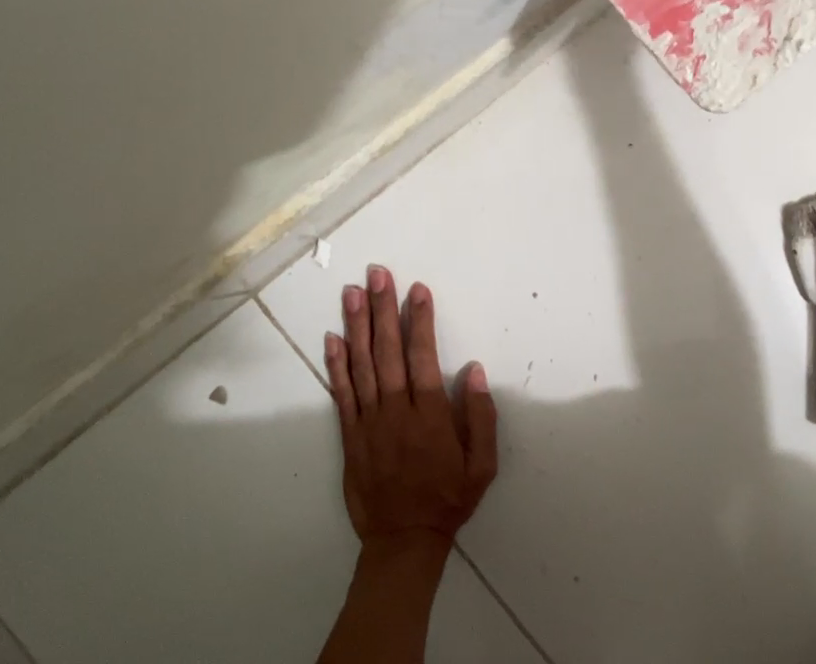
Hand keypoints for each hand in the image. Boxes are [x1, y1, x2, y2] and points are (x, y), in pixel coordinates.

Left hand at [325, 265, 497, 553]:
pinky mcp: (350, 436)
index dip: (419, 320)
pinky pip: (341, 394)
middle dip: (383, 309)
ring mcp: (368, 423)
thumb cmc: (448, 499)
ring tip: (351, 292)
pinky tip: (333, 338)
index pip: (422, 356)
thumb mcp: (482, 466)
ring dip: (356, 326)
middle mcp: (396, 412)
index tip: (417, 290)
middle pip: (387, 351)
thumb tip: (473, 371)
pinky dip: (336, 365)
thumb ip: (481, 417)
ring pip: (361, 365)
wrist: (404, 540)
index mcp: (430, 416)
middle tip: (377, 274)